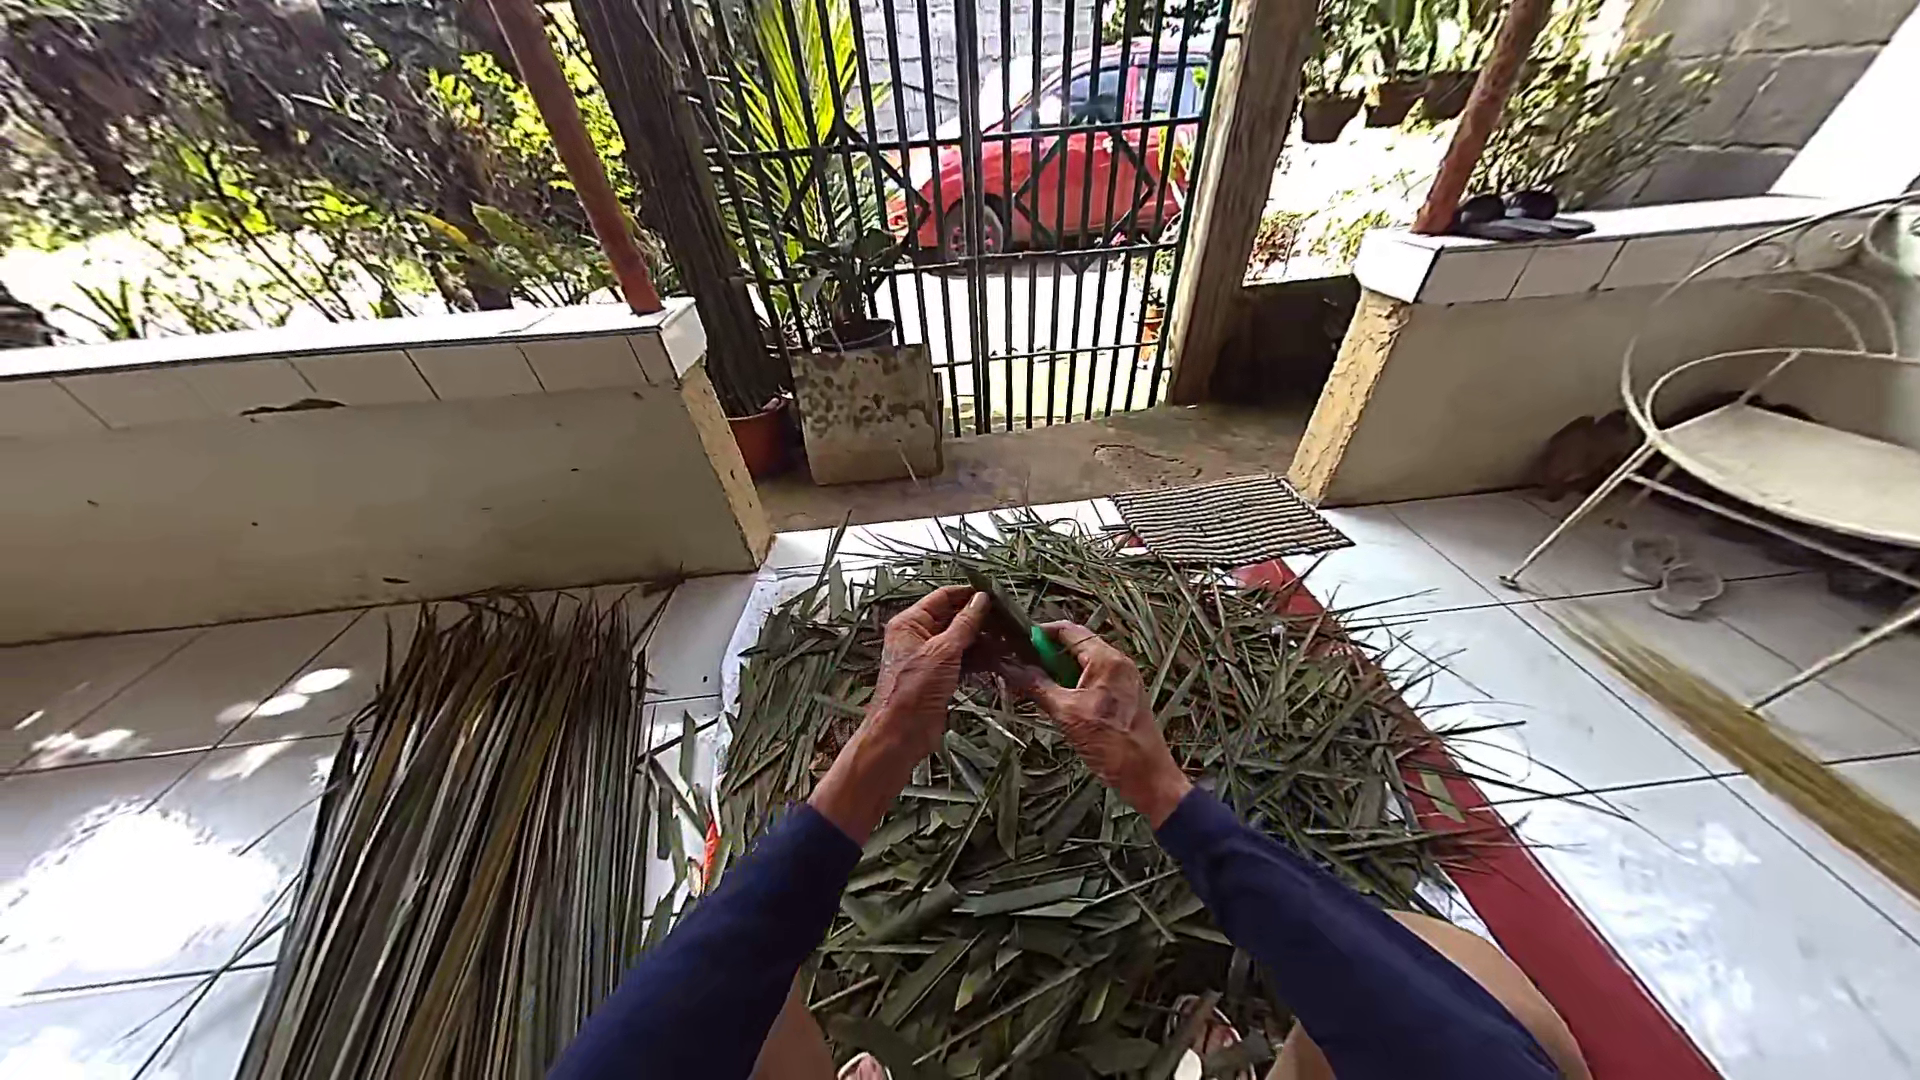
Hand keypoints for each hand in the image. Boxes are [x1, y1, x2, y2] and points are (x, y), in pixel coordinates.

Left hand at [868, 585, 991, 756]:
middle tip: (1004, 618)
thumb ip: (964, 624)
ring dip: (981, 639)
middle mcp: (917, 637)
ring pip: (960, 639)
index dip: (967, 594)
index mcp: (910, 623)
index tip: (992, 594)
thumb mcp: (943, 651)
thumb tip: (980, 600)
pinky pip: (962, 659)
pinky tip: (996, 657)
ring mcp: (929, 657)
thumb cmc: (911, 691)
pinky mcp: (939, 676)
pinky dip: (977, 657)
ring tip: (1005, 637)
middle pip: (952, 617)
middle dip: (978, 618)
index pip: (942, 597)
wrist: (902, 734)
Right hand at [1007, 622, 1191, 826]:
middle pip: (1075, 645)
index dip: (1040, 633)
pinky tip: (1057, 700)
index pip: (1068, 630)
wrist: (1147, 777)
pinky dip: (1072, 684)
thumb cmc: (1110, 744)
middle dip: (1047, 656)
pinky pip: (1092, 679)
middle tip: (1022, 667)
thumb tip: (1009, 667)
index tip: (1018, 643)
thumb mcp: (1066, 713)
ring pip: (1082, 664)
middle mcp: (1118, 662)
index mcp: (1107, 659)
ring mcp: (1122, 678)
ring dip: (1058, 672)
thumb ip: (1036, 686)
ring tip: (1035, 686)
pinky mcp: (1123, 695)